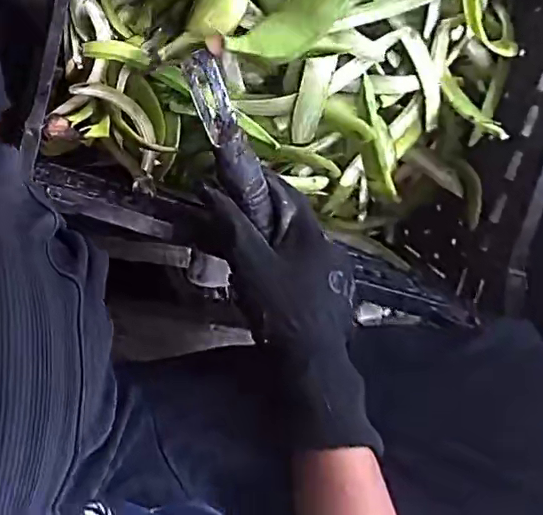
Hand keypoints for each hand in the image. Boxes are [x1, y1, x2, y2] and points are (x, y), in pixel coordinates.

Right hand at [205, 176, 379, 453]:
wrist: (314, 369)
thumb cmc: (281, 308)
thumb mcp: (249, 261)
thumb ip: (231, 223)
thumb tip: (208, 188)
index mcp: (313, 232)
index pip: (285, 190)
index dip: (258, 177)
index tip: (232, 173)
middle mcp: (329, 246)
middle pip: (291, 215)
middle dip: (262, 207)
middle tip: (233, 206)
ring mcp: (334, 273)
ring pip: (296, 241)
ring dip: (271, 234)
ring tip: (245, 238)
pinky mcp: (332, 295)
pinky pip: (302, 263)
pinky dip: (281, 257)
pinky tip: (266, 271)